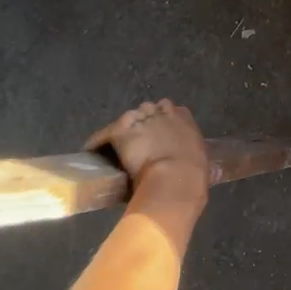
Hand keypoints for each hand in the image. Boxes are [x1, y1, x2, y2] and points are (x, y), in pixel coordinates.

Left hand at [86, 99, 210, 209]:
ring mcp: (140, 118)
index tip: (158, 136)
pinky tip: (90, 152)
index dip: (162, 123)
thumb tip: (197, 168)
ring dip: (123, 131)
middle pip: (147, 110)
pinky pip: (104, 135)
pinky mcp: (120, 130)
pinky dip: (97, 143)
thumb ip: (192, 155)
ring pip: (126, 120)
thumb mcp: (200, 159)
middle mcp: (161, 110)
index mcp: (183, 116)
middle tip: (138, 142)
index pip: (170, 110)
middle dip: (142, 123)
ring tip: (116, 148)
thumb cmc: (193, 175)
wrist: (175, 180)